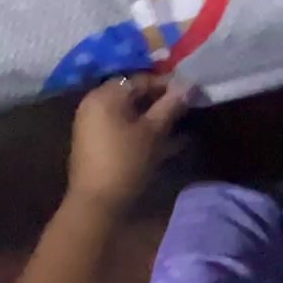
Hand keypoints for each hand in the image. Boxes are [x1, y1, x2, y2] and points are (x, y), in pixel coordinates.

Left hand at [66, 75, 190, 212]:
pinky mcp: (95, 143)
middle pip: (133, 95)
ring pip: (129, 113)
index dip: (167, 84)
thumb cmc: (126, 161)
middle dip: (160, 101)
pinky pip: (122, 128)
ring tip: (180, 124)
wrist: (97, 203)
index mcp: (105, 95)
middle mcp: (95, 104)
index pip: (140, 80)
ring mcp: (92, 124)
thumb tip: (188, 85)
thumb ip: (170, 106)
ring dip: (153, 117)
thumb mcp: (153, 132)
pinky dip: (141, 130)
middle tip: (185, 107)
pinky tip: (166, 141)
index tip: (189, 91)